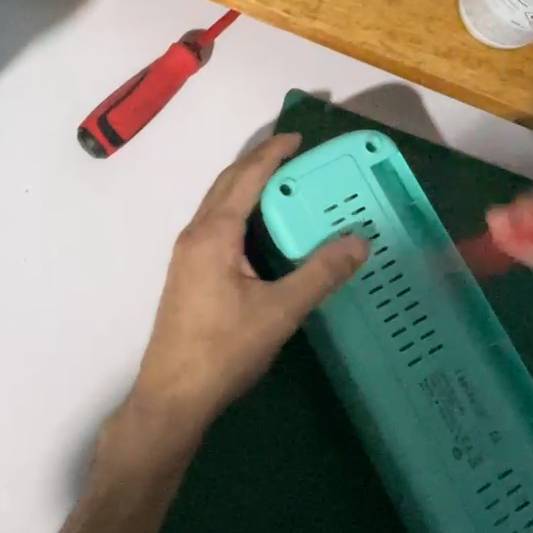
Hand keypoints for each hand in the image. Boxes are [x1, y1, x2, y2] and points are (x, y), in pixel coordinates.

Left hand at [128, 133, 368, 436]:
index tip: (297, 137)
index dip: (272, 154)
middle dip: (257, 163)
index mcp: (214, 233)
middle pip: (226, 184)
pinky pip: (214, 224)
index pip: (245, 178)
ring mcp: (186, 254)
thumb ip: (319, 274)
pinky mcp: (187, 273)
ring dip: (244, 185)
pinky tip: (257, 229)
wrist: (172, 395)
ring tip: (279, 183)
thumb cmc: (224, 350)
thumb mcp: (279, 312)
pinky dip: (237, 210)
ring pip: (217, 204)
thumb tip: (359, 243)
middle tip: (292, 153)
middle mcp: (195, 234)